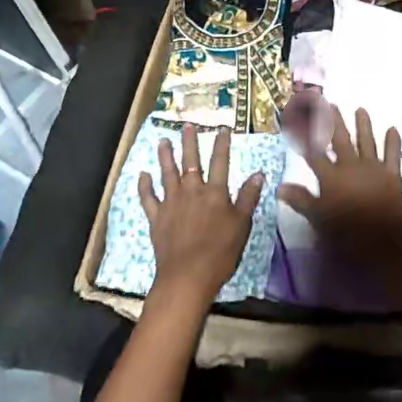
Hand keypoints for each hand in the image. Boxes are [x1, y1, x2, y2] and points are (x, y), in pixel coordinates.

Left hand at [140, 126, 264, 302]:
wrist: (187, 276)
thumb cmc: (220, 252)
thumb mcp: (242, 225)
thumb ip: (248, 198)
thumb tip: (258, 173)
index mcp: (215, 193)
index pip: (220, 162)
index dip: (222, 144)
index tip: (222, 128)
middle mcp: (192, 191)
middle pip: (190, 161)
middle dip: (190, 142)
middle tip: (186, 125)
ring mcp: (171, 203)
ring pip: (167, 173)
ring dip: (165, 156)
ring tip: (163, 140)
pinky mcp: (156, 218)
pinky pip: (148, 198)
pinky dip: (144, 186)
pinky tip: (142, 174)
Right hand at [280, 106, 401, 272]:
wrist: (384, 239)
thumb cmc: (347, 232)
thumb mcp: (318, 219)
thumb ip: (301, 200)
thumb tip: (279, 186)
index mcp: (331, 177)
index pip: (314, 152)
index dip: (306, 135)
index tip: (300, 118)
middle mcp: (350, 166)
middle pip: (340, 140)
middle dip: (333, 121)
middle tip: (329, 103)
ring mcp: (372, 168)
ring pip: (366, 141)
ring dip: (363, 124)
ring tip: (360, 109)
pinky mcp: (391, 174)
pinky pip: (392, 154)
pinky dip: (393, 141)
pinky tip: (393, 128)